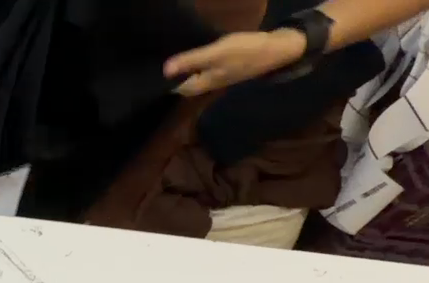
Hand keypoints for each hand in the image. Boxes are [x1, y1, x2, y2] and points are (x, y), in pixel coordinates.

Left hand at [164, 29, 307, 95]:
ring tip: (168, 52)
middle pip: (176, 80)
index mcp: (195, 87)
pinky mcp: (217, 69)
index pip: (168, 86)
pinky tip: (188, 51)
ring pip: (188, 73)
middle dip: (169, 71)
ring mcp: (209, 79)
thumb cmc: (245, 51)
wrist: (277, 48)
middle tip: (157, 56)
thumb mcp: (215, 53)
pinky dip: (194, 60)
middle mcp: (199, 87)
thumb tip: (164, 70)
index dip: (160, 77)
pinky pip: (199, 67)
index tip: (151, 65)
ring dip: (181, 65)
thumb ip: (190, 61)